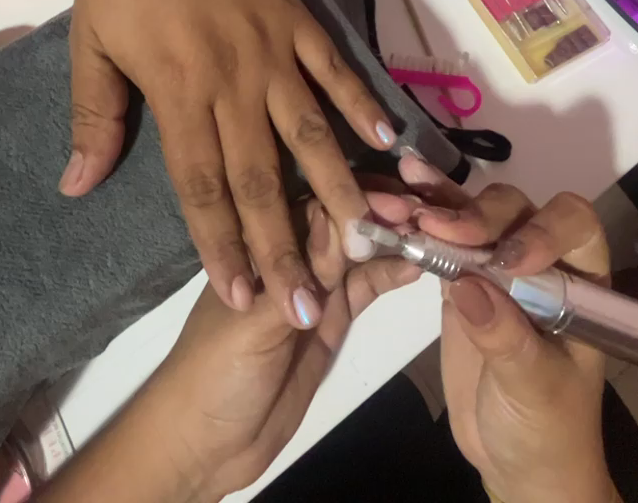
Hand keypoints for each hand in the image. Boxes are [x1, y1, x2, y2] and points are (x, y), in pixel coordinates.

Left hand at [41, 196, 420, 502]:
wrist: (206, 442)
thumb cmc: (214, 370)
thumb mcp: (254, 320)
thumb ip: (296, 274)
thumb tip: (336, 216)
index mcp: (259, 242)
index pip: (311, 205)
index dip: (351, 196)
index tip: (394, 195)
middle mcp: (289, 254)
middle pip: (340, 222)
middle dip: (379, 211)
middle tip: (424, 209)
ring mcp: (312, 286)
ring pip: (357, 252)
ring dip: (390, 240)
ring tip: (431, 232)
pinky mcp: (330, 318)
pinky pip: (364, 288)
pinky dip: (389, 273)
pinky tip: (417, 263)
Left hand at [68, 0, 395, 330]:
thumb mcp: (90, 43)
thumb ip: (94, 116)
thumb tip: (78, 187)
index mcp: (178, 91)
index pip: (202, 184)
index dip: (219, 243)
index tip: (239, 294)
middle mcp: (233, 81)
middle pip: (260, 176)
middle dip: (281, 245)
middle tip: (302, 304)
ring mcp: (273, 50)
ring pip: (308, 133)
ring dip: (333, 191)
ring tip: (362, 241)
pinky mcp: (299, 21)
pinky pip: (334, 70)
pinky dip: (359, 105)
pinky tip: (384, 142)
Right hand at [397, 158, 621, 502]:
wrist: (517, 461)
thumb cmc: (547, 428)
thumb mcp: (534, 389)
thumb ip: (505, 337)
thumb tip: (465, 285)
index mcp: (578, 281)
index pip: (572, 228)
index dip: (542, 230)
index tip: (506, 261)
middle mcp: (540, 260)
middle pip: (513, 212)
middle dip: (476, 216)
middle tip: (435, 229)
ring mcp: (495, 265)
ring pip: (472, 214)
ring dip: (438, 201)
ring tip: (403, 189)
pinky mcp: (458, 277)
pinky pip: (440, 240)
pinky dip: (418, 219)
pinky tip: (395, 200)